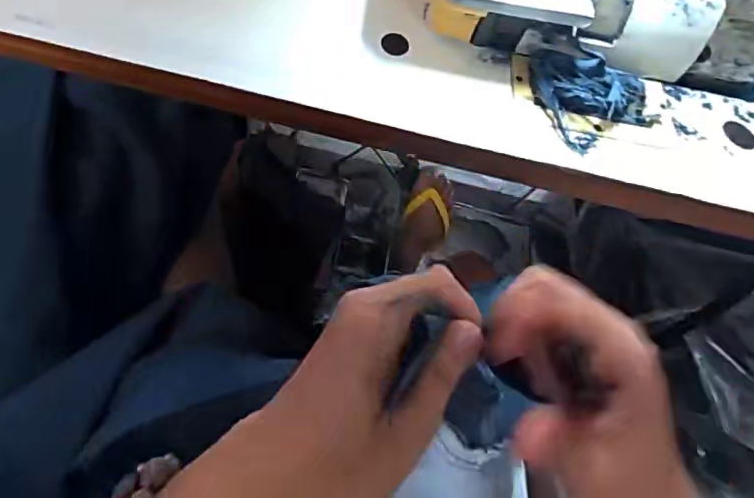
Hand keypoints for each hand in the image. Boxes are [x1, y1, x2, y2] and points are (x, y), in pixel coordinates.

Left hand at [169, 266, 484, 497]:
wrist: (270, 472)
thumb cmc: (338, 464)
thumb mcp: (403, 432)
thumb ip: (440, 375)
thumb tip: (473, 330)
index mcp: (374, 316)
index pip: (437, 280)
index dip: (467, 308)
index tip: (483, 353)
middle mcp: (361, 300)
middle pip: (424, 286)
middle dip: (453, 317)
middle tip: (472, 369)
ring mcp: (350, 312)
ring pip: (410, 299)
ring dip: (435, 327)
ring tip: (450, 376)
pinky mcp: (345, 327)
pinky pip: (392, 314)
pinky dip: (414, 334)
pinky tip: (419, 375)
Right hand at [488, 267, 695, 497]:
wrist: (652, 491)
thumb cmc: (628, 482)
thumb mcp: (592, 471)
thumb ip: (557, 443)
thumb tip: (524, 433)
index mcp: (621, 349)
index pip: (558, 299)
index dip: (519, 315)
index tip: (496, 352)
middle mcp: (614, 328)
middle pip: (546, 285)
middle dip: (513, 315)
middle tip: (501, 358)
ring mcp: (604, 329)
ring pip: (542, 293)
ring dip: (519, 325)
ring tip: (522, 370)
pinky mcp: (591, 337)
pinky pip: (547, 311)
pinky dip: (528, 332)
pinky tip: (535, 371)